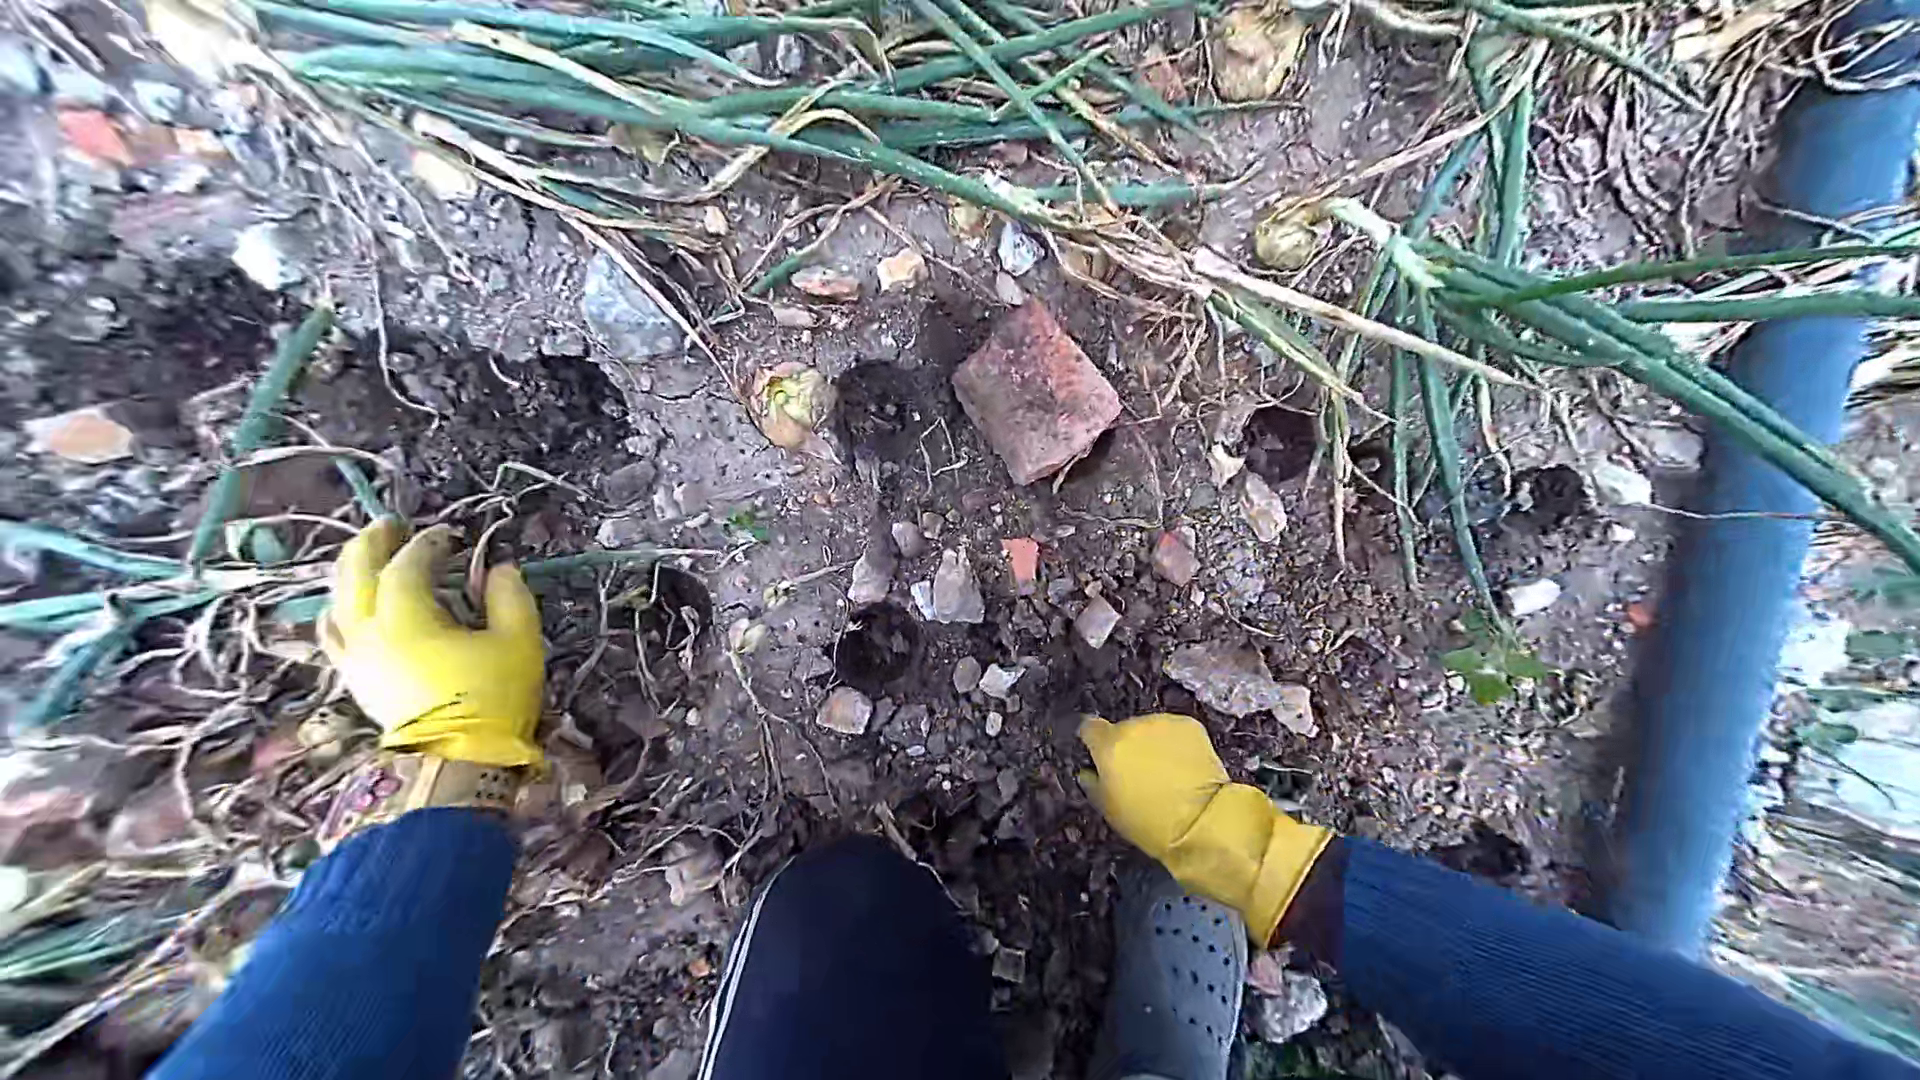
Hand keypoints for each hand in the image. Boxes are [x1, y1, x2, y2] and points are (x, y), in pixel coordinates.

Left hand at [319, 519, 545, 767]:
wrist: (458, 758)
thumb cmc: (492, 694)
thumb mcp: (517, 639)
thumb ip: (509, 596)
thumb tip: (499, 568)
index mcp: (407, 619)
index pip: (408, 566)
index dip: (428, 544)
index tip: (451, 534)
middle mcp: (368, 632)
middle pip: (354, 576)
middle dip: (371, 545)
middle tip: (390, 525)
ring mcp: (354, 657)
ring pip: (336, 603)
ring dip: (351, 574)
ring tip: (370, 559)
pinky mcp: (354, 677)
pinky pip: (335, 632)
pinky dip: (342, 608)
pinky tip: (353, 607)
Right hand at [1079, 713, 1329, 942]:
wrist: (1204, 824)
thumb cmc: (1150, 824)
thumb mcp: (1110, 810)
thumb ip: (1093, 784)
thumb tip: (1088, 771)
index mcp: (1109, 745)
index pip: (1089, 727)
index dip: (1093, 740)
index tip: (1099, 754)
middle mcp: (1133, 725)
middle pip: (1123, 729)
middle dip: (1127, 745)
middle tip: (1139, 772)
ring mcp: (1163, 722)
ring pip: (1150, 728)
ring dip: (1152, 743)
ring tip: (1166, 771)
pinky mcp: (1190, 724)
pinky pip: (1174, 730)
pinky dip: (1176, 743)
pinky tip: (1185, 766)